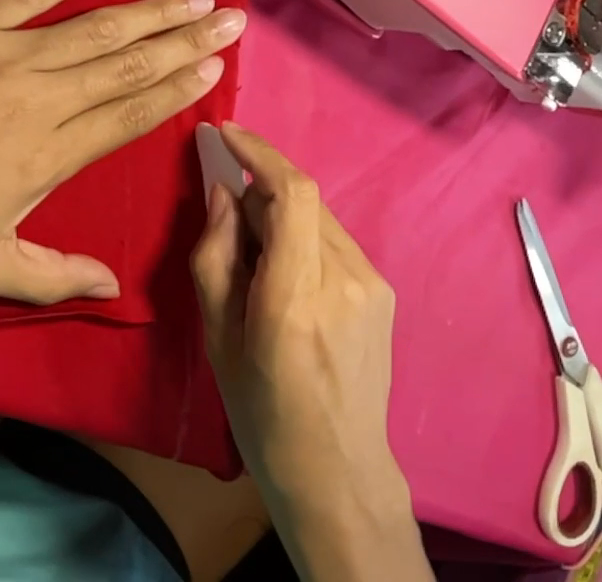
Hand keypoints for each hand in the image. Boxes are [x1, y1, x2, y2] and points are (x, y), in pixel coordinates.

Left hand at [0, 0, 245, 303]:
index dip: (180, 88)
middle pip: (130, 63)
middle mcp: (42, 97)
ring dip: (152, 9)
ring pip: (96, 26)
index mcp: (51, 154)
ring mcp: (4, 53)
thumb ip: (53, 277)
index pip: (134, 112)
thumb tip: (115, 290)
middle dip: (187, 40)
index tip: (215, 66)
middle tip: (229, 18)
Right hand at [191, 125, 414, 541]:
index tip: (225, 132)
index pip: (292, 193)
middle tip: (227, 222)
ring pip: (319, 218)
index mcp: (297, 296)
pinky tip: (289, 280)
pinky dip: (304, 239)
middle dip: (259, 192)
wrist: (337, 469)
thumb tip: (222, 189)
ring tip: (257, 263)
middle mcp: (346, 278)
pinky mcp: (385, 290)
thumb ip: (216, 256)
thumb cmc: (262, 412)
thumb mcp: (217, 338)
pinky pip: (335, 242)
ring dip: (282, 217)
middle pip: (303, 199)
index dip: (260, 151)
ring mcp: (373, 283)